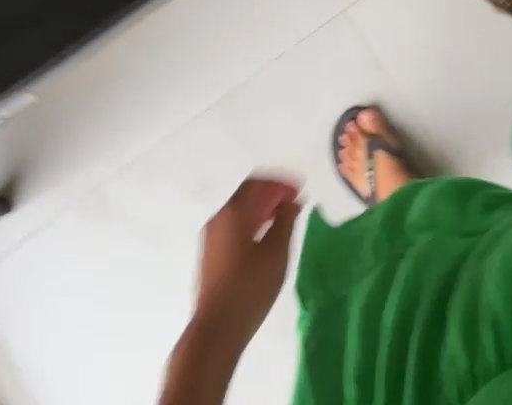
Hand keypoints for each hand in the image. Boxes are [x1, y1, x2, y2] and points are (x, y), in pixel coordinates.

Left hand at [193, 175, 302, 344]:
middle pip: (247, 194)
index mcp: (234, 213)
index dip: (280, 183)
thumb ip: (285, 221)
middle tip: (295, 201)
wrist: (216, 329)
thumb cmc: (250, 288)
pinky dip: (252, 220)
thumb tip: (290, 203)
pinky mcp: (211, 253)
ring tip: (285, 217)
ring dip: (263, 207)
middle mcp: (219, 219)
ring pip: (240, 209)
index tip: (300, 189)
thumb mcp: (276, 253)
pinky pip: (234, 224)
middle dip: (272, 193)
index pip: (257, 184)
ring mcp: (211, 236)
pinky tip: (266, 236)